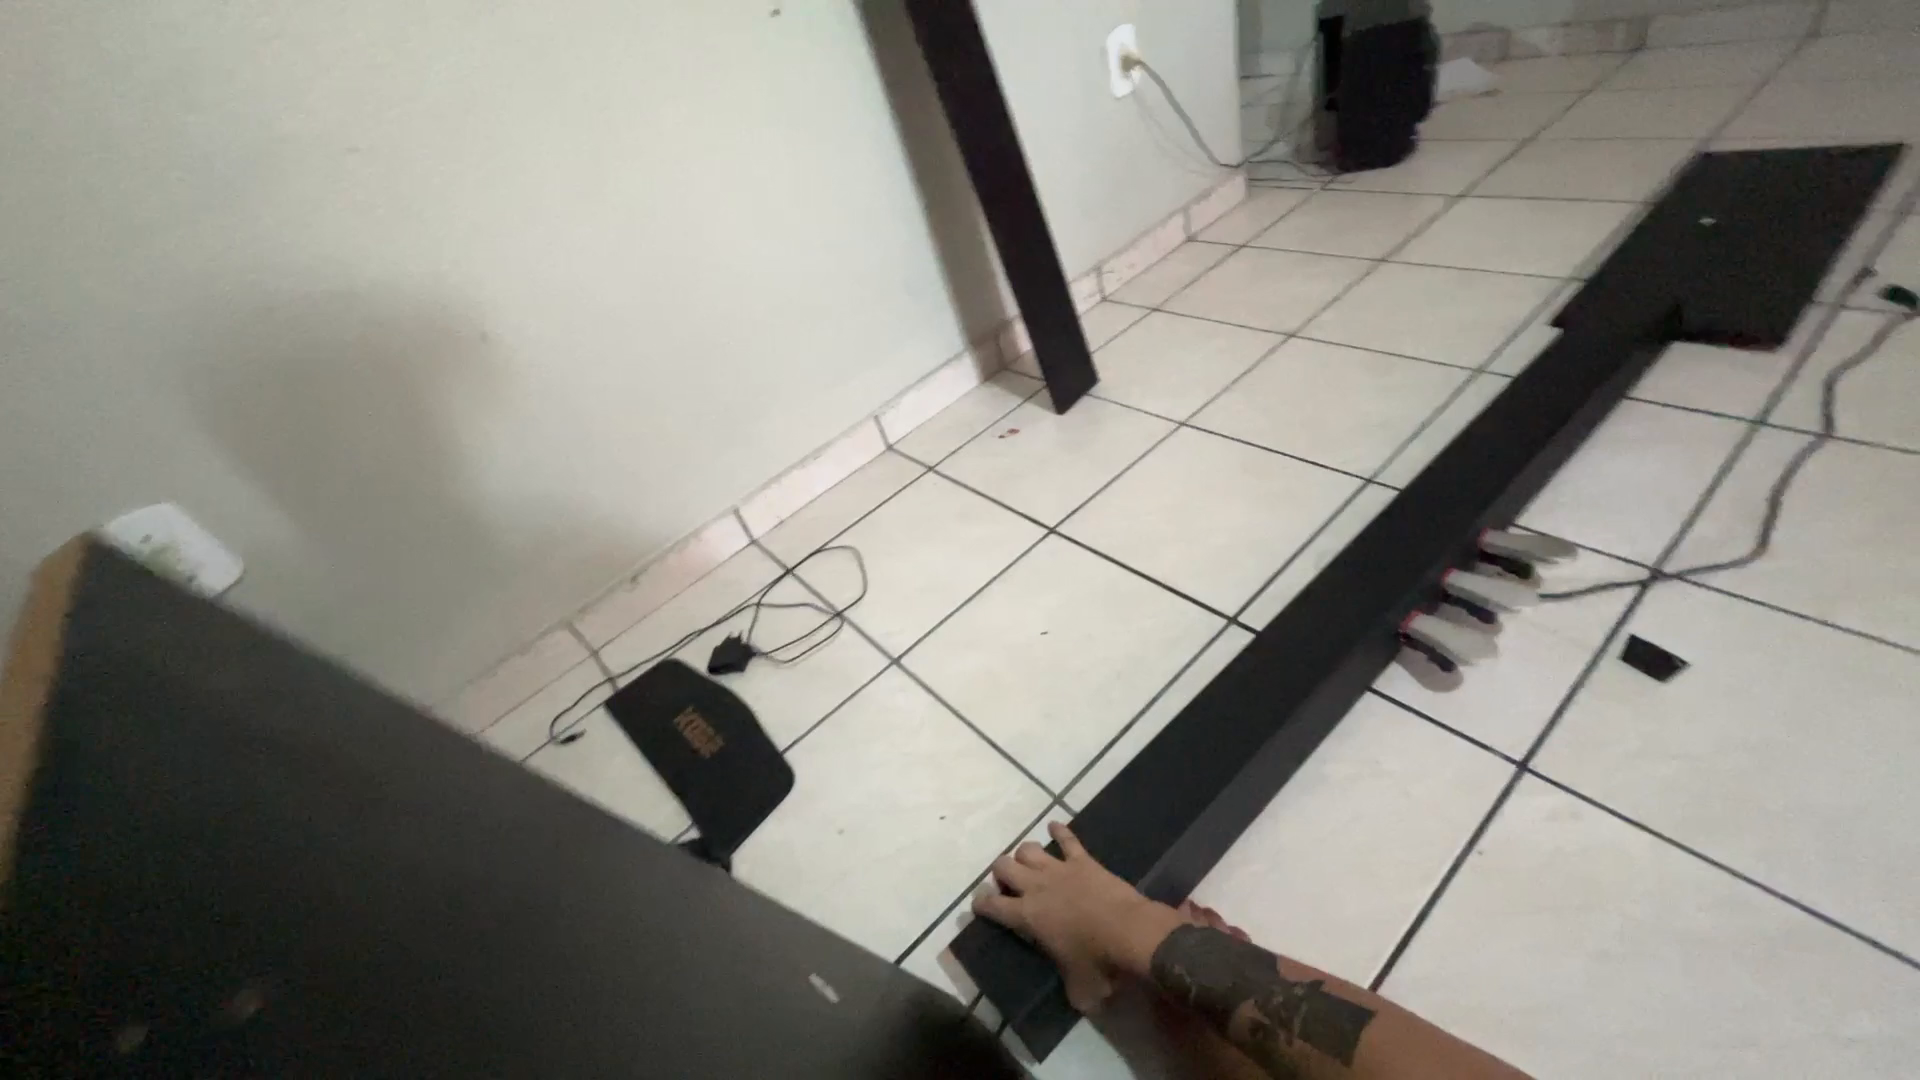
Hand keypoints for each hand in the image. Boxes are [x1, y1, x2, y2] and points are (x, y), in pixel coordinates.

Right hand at [973, 822, 1184, 1013]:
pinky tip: (1054, 827)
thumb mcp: (1079, 989)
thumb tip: (1072, 989)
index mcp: (1028, 917)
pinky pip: (1067, 839)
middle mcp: (1037, 887)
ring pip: (1029, 849)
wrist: (1131, 933)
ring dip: (1025, 854)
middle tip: (1008, 884)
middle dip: (1001, 873)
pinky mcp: (1083, 860)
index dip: (981, 904)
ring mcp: (1059, 869)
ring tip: (1029, 863)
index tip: (978, 904)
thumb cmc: (1100, 964)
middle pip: (1004, 866)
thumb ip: (1067, 983)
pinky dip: (1059, 831)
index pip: (992, 907)